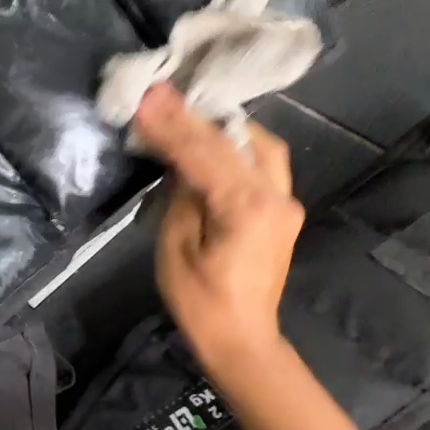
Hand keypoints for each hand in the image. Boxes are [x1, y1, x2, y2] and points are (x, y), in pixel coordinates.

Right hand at [132, 83, 305, 375]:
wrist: (240, 336)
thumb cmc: (198, 297)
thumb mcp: (175, 243)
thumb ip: (182, 193)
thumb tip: (177, 158)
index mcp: (247, 208)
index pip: (203, 153)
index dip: (171, 124)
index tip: (145, 98)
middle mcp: (276, 197)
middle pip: (233, 142)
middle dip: (193, 117)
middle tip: (159, 94)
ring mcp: (284, 203)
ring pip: (256, 146)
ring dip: (219, 125)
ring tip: (183, 110)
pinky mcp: (280, 209)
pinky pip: (259, 163)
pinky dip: (231, 144)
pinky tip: (207, 136)